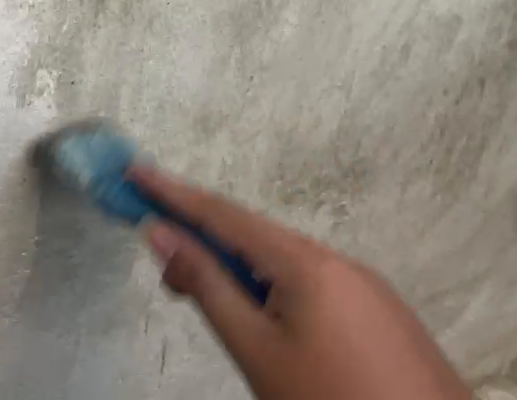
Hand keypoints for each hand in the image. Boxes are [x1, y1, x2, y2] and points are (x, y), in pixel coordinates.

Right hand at [131, 166, 470, 399]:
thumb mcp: (254, 348)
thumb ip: (204, 282)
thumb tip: (159, 230)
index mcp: (307, 263)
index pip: (222, 214)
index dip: (172, 191)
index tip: (131, 169)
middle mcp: (340, 263)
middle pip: (253, 234)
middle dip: (201, 240)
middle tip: (164, 275)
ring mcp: (369, 290)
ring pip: (282, 260)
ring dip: (235, 267)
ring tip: (207, 300)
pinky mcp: (385, 318)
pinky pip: (311, 282)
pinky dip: (270, 285)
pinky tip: (260, 314)